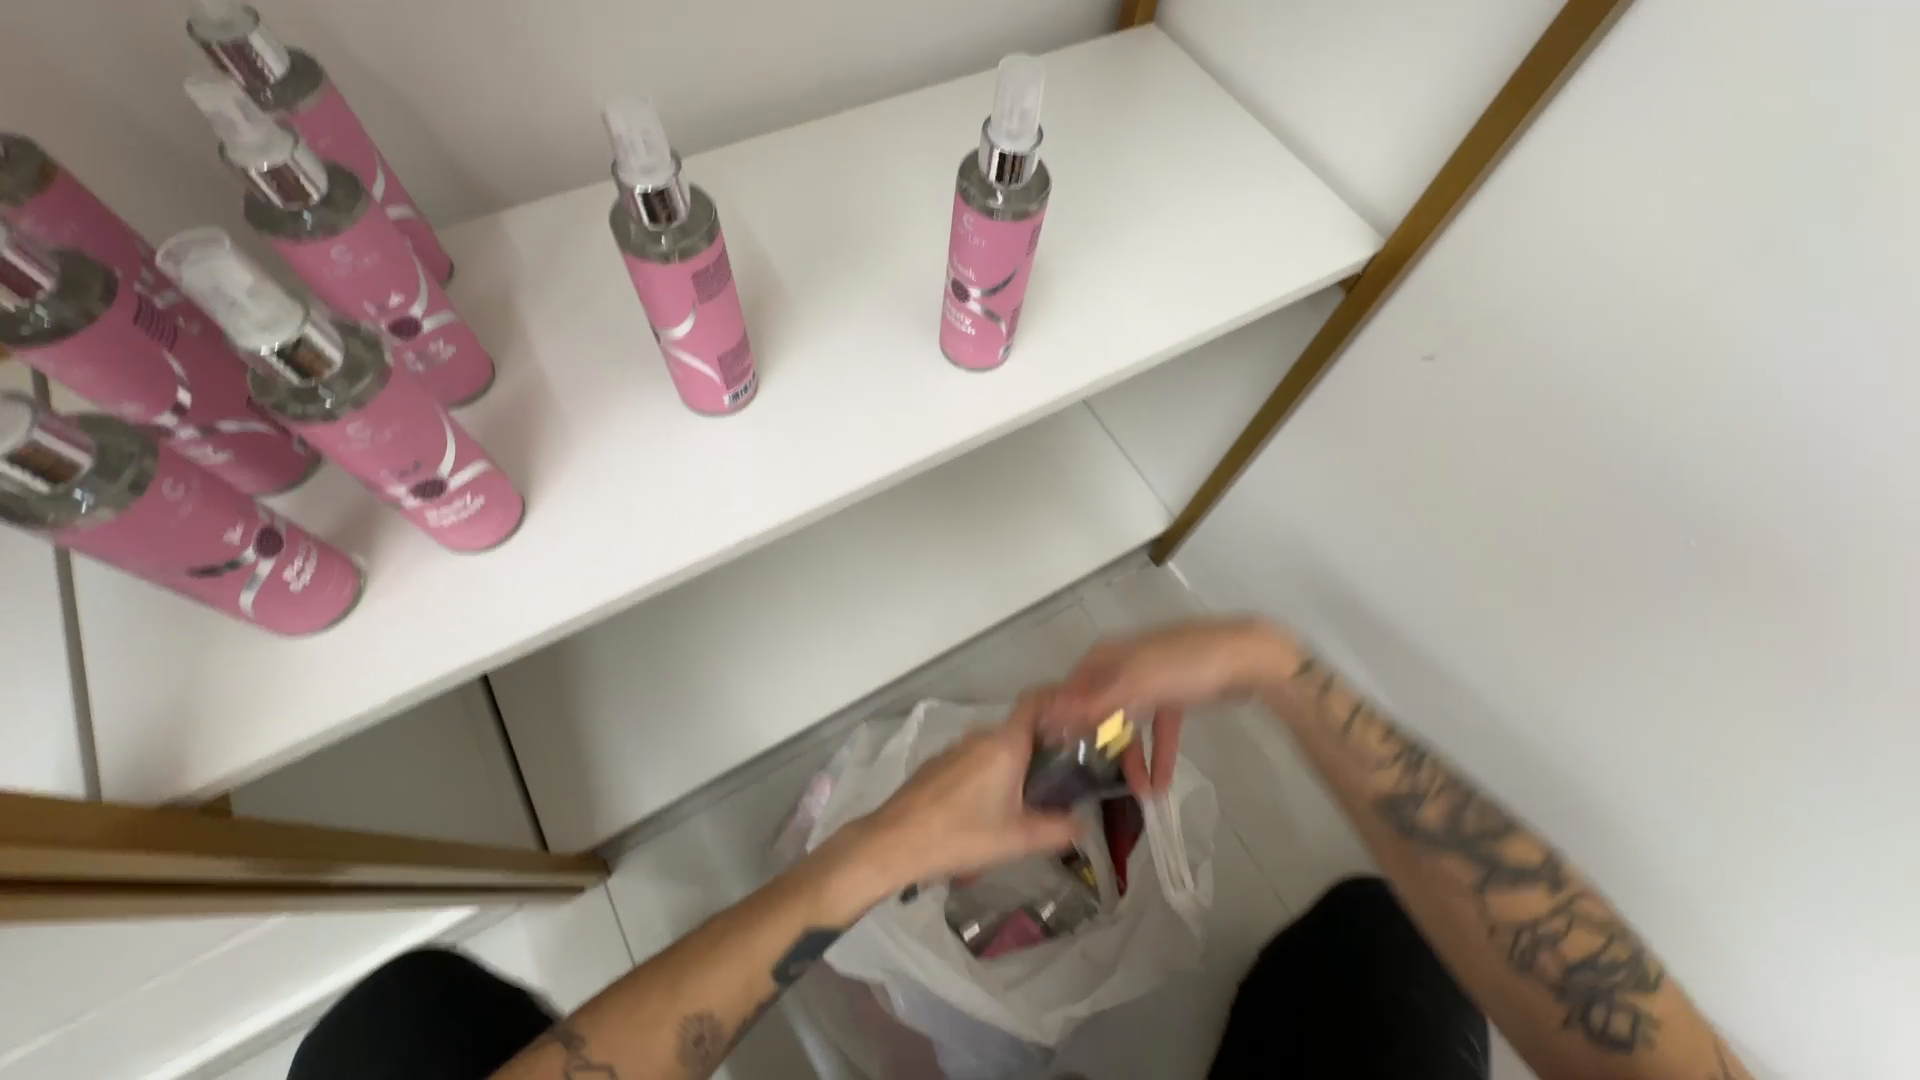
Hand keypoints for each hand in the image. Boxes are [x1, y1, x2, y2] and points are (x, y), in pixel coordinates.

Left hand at [850, 692, 1082, 894]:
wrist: (894, 842)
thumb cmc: (962, 835)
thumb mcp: (1019, 839)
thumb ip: (1058, 829)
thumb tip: (1081, 823)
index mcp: (1005, 744)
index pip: (1036, 703)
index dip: (1059, 703)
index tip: (1078, 721)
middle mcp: (980, 737)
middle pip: (1019, 734)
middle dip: (1040, 756)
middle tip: (1058, 787)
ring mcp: (954, 750)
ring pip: (995, 752)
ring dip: (1012, 773)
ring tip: (1020, 811)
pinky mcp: (935, 766)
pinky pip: (972, 764)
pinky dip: (986, 781)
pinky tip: (983, 817)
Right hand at [1052, 618, 1300, 794]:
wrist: (1247, 657)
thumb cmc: (1183, 665)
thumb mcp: (1134, 684)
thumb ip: (1092, 704)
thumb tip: (1049, 717)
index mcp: (1105, 656)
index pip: (1070, 691)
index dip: (1061, 721)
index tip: (1053, 755)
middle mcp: (1122, 665)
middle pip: (1099, 709)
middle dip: (1099, 745)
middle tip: (1091, 782)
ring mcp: (1150, 679)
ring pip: (1130, 722)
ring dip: (1133, 757)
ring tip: (1136, 793)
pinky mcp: (1175, 693)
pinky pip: (1158, 727)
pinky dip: (1159, 752)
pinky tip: (1161, 783)